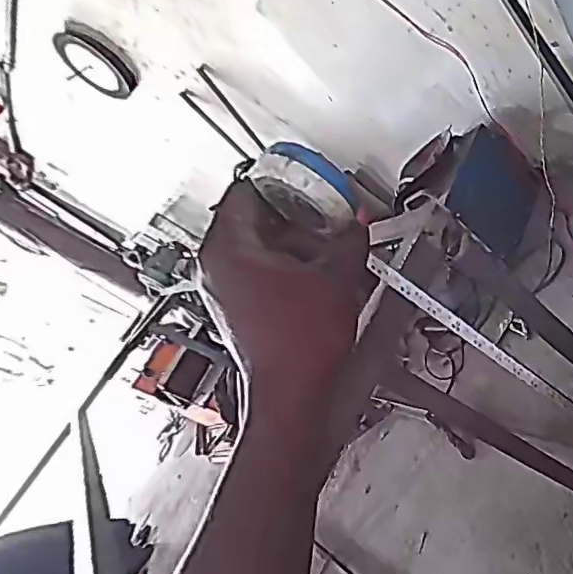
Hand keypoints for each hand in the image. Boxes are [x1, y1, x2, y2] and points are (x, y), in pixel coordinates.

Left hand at [198, 180, 366, 387]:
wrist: (294, 392)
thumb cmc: (301, 344)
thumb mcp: (336, 279)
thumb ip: (349, 240)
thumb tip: (357, 222)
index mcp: (227, 249)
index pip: (247, 192)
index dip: (284, 181)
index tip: (309, 181)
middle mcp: (215, 266)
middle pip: (252, 219)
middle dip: (295, 214)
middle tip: (327, 212)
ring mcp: (223, 289)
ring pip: (257, 246)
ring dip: (294, 241)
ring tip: (330, 244)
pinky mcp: (238, 308)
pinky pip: (259, 271)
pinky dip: (287, 265)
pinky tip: (318, 273)